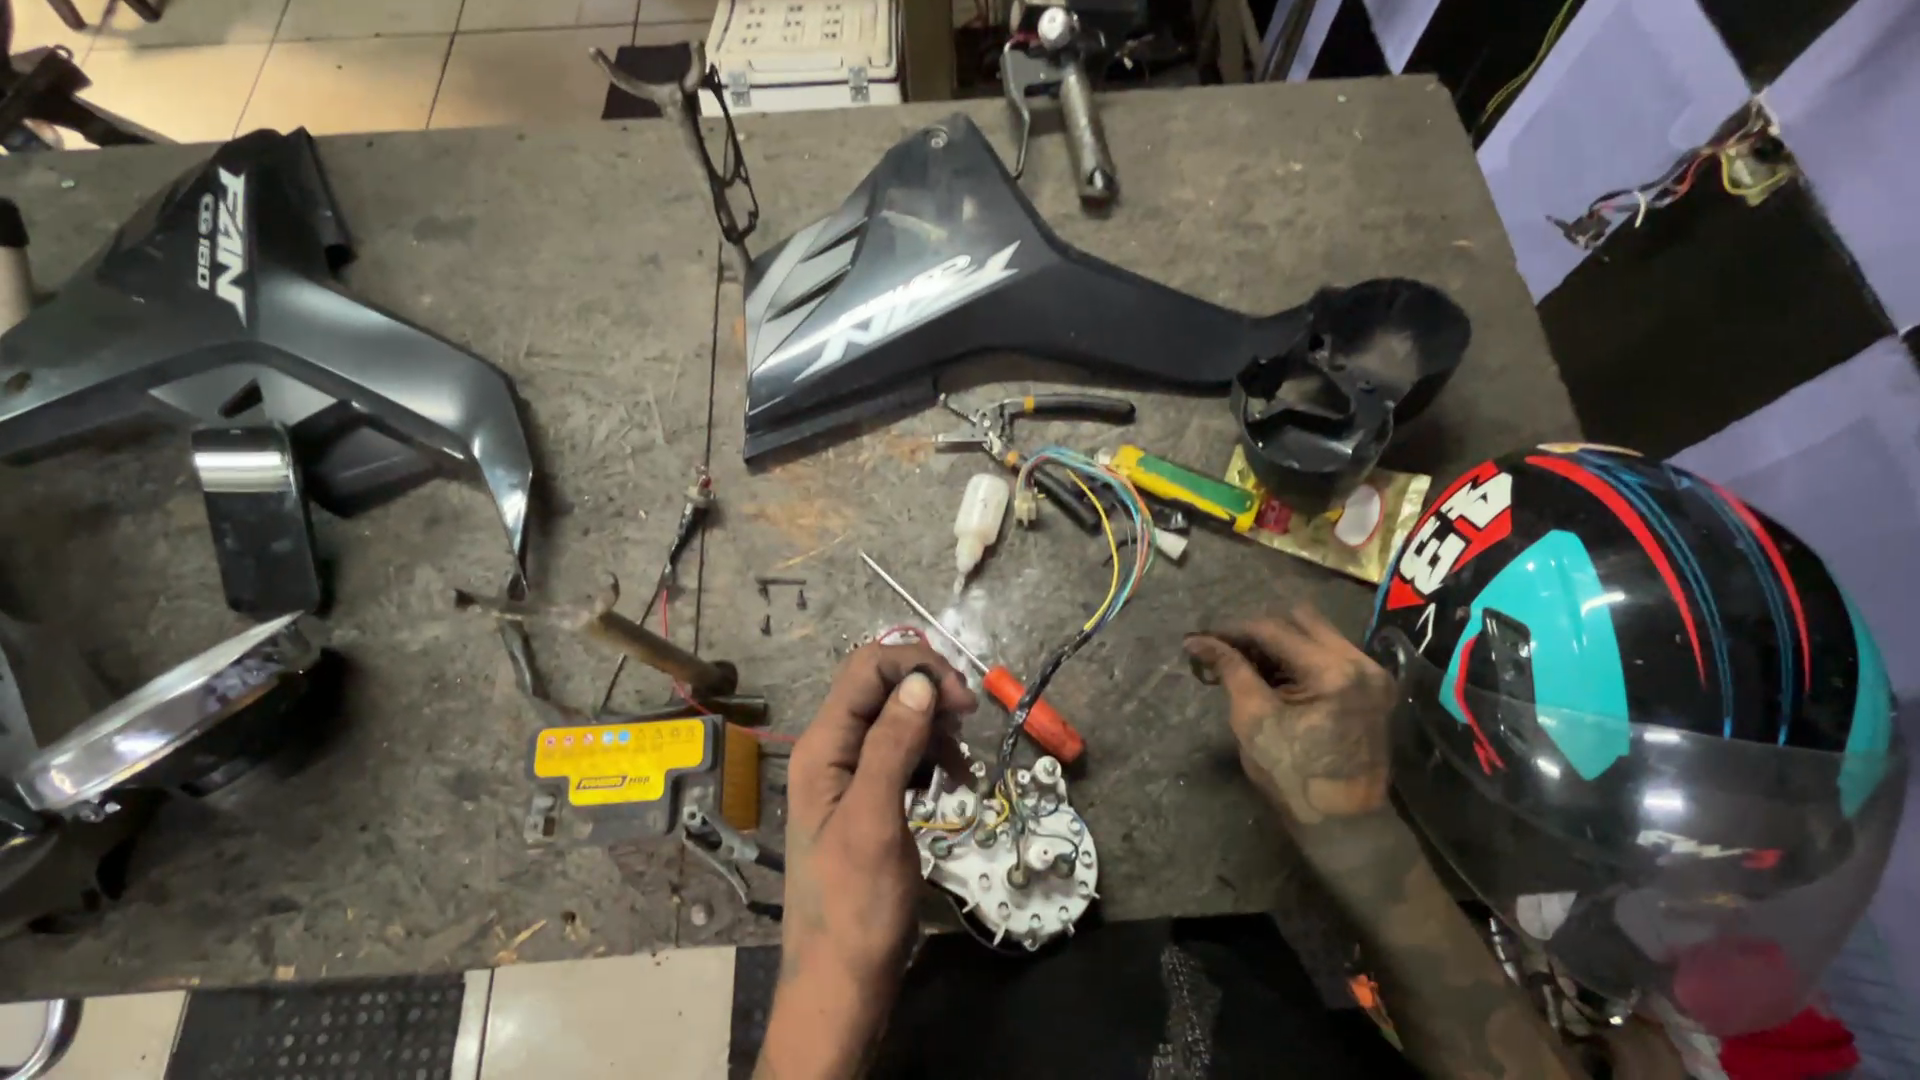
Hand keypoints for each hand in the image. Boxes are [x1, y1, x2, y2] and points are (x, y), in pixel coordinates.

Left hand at [761, 643, 976, 1075]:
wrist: (842, 982)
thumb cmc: (857, 906)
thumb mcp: (876, 820)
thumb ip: (892, 745)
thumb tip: (920, 681)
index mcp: (823, 747)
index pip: (866, 669)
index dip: (916, 667)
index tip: (962, 700)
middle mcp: (832, 751)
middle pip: (880, 687)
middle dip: (928, 691)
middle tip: (968, 721)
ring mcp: (849, 775)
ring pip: (895, 717)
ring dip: (933, 725)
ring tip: (961, 760)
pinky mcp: (869, 797)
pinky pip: (901, 753)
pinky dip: (930, 755)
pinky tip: (953, 778)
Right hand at [1184, 607, 1394, 826]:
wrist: (1344, 823)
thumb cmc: (1293, 776)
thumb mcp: (1253, 719)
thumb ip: (1230, 670)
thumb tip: (1196, 641)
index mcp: (1333, 671)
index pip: (1273, 629)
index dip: (1232, 631)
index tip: (1201, 640)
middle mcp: (1361, 662)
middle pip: (1300, 620)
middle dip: (1258, 631)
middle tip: (1226, 650)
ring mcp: (1372, 675)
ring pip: (1317, 633)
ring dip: (1279, 642)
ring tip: (1246, 664)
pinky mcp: (1371, 688)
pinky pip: (1330, 653)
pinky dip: (1298, 657)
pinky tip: (1273, 676)